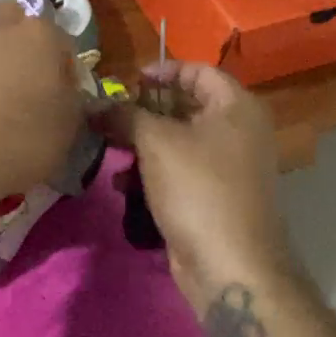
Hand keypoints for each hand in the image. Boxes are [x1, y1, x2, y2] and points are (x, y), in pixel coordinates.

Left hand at [0, 0, 83, 218]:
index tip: (61, 93)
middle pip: (11, 19)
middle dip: (17, 40)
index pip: (60, 39)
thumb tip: (63, 90)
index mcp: (40, 36)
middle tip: (21, 79)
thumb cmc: (23, 143)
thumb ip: (70, 98)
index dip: (62, 66)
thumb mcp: (69, 128)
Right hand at [128, 62, 290, 282]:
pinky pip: (180, 172)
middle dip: (144, 111)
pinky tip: (122, 184)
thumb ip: (125, 115)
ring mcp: (229, 167)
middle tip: (109, 116)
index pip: (198, 71)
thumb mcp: (156, 142)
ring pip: (178, 142)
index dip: (162, 70)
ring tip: (109, 150)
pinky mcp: (215, 198)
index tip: (127, 82)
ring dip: (142, 144)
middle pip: (186, 106)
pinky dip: (152, 173)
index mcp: (236, 107)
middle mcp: (239, 132)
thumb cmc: (198, 189)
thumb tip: (96, 105)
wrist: (231, 266)